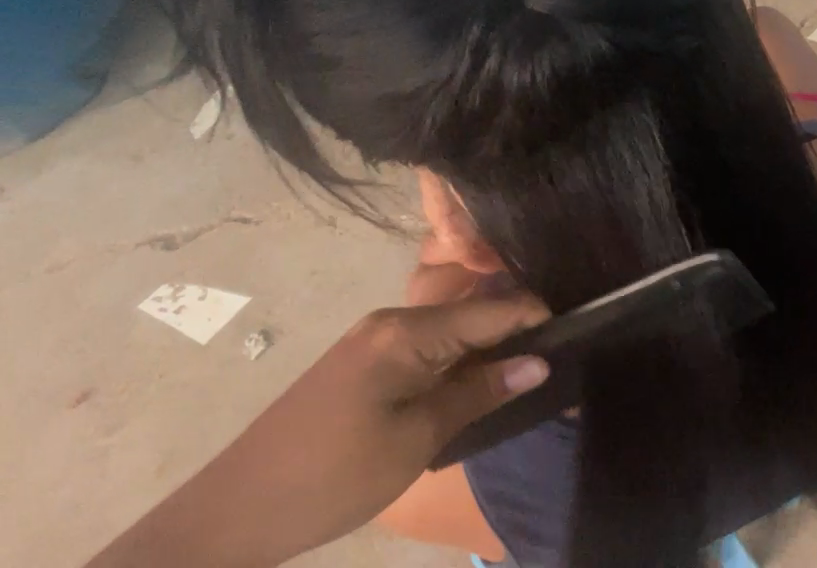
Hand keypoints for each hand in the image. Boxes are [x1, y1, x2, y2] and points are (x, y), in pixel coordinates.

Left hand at [88, 294, 550, 567]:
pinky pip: (427, 349)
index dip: (542, 322)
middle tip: (553, 371)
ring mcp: (373, 339)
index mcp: (408, 330)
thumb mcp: (418, 438)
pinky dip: (456, 366)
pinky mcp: (361, 362)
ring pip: (454, 333)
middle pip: (477, 315)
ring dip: (485, 355)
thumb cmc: (331, 477)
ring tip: (519, 384)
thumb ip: (482, 392)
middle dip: (516, 339)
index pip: (498, 309)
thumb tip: (541, 362)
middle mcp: (392, 320)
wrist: (225, 520)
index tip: (578, 343)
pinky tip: (470, 392)